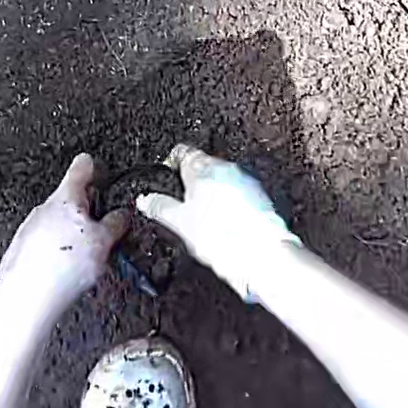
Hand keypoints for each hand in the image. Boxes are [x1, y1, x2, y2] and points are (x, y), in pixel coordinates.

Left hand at [0, 154, 128, 318]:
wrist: (28, 300)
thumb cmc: (62, 268)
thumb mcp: (104, 242)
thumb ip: (115, 223)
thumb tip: (121, 215)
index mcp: (66, 198)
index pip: (81, 168)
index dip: (92, 166)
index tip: (95, 166)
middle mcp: (44, 208)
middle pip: (69, 199)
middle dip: (84, 211)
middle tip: (99, 228)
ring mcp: (29, 228)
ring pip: (55, 222)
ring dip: (68, 233)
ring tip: (81, 257)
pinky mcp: (20, 250)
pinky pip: (42, 243)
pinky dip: (53, 251)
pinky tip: (62, 269)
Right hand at [136, 143, 299, 301]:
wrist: (262, 255)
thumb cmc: (223, 238)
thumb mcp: (180, 223)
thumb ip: (159, 206)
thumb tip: (145, 199)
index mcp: (204, 168)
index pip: (182, 152)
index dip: (170, 164)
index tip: (166, 177)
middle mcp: (226, 168)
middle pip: (202, 165)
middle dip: (191, 181)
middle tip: (182, 204)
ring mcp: (244, 181)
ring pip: (220, 179)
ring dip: (210, 192)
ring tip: (203, 218)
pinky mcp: (258, 196)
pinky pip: (236, 192)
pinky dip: (227, 202)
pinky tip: (223, 223)